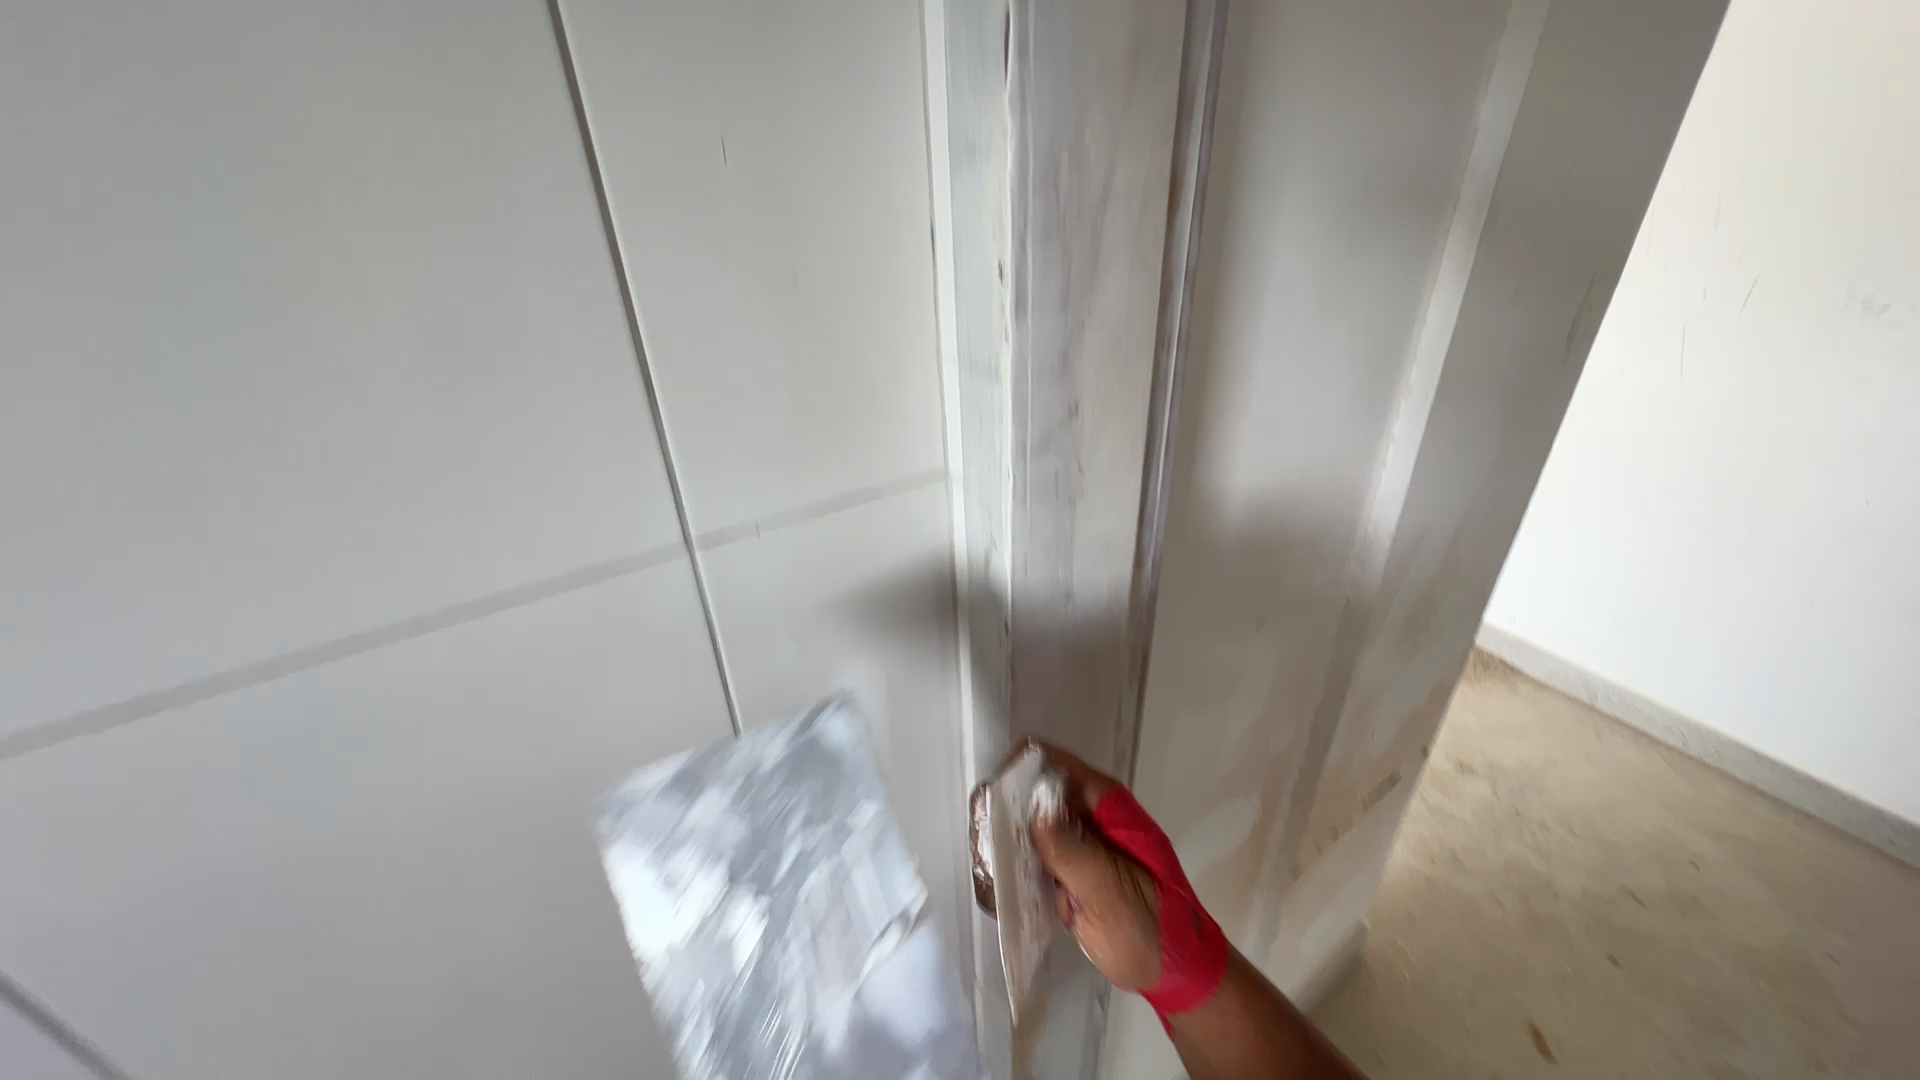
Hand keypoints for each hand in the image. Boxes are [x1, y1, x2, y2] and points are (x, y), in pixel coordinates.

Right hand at [1012, 739, 1165, 991]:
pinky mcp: (1067, 868)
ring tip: (992, 880)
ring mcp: (1075, 840)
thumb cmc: (1151, 929)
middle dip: (1001, 816)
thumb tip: (1034, 803)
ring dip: (1002, 846)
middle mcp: (1085, 812)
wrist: (1176, 974)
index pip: (1051, 761)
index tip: (994, 812)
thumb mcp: (1110, 890)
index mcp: (1102, 802)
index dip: (1016, 774)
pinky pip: (1029, 854)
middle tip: (987, 856)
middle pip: (1029, 789)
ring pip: (1023, 823)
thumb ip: (1072, 848)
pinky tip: (1000, 894)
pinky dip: (1011, 869)